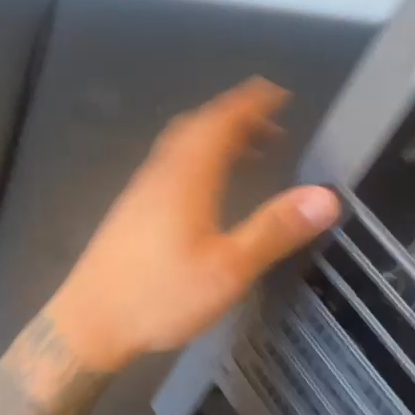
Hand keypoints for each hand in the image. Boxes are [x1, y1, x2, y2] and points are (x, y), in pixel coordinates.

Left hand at [45, 77, 342, 371]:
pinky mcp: (132, 210)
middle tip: (272, 124)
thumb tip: (326, 197)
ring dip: (216, 136)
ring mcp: (141, 190)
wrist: (89, 322)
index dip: (251, 102)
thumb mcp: (228, 269)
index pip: (221, 121)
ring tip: (249, 150)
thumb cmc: (160, 296)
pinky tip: (207, 186)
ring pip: (181, 144)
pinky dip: (198, 157)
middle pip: (199, 126)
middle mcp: (161, 173)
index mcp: (186, 177)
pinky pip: (170, 164)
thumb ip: (274, 230)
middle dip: (237, 116)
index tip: (278, 92)